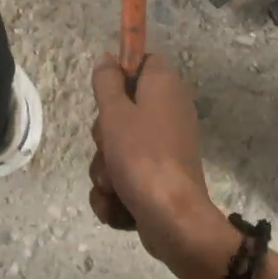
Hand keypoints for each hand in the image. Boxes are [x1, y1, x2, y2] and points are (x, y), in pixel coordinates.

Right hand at [89, 55, 229, 269]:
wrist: (172, 219)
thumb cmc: (142, 155)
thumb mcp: (115, 112)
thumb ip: (107, 81)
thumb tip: (108, 58)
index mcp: (164, 86)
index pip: (142, 61)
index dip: (120, 73)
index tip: (104, 93)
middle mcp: (169, 111)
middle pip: (123, 108)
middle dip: (104, 133)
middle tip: (107, 144)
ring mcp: (166, 147)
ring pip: (119, 147)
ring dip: (106, 168)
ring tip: (112, 184)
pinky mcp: (161, 178)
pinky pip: (127, 175)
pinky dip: (117, 192)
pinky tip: (116, 204)